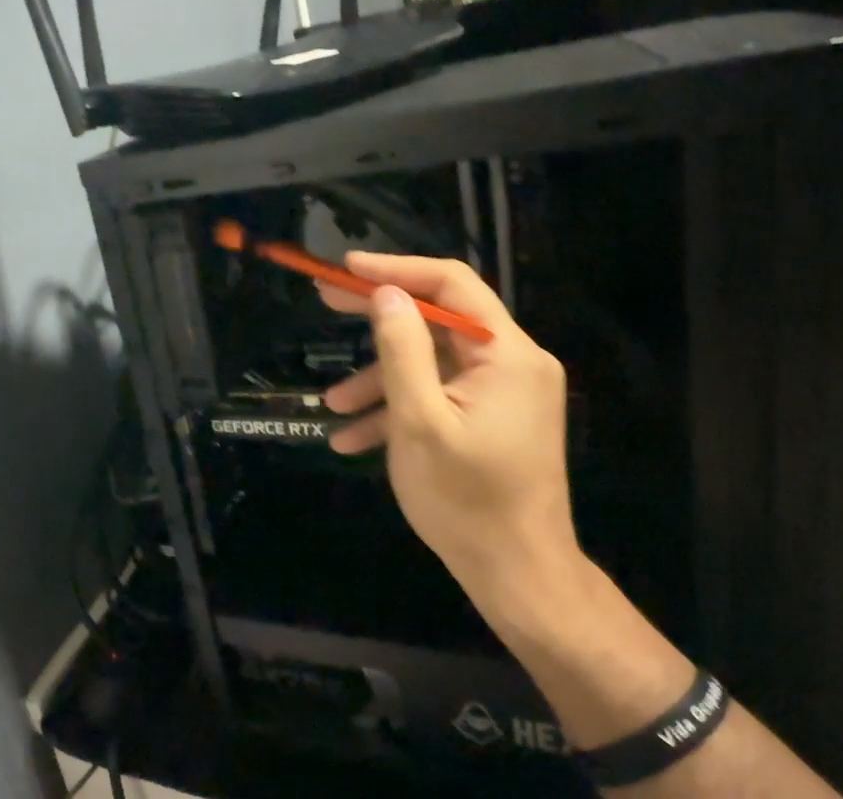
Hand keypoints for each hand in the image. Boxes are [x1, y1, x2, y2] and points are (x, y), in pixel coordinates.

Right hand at [319, 253, 580, 606]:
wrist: (517, 574)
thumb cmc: (467, 500)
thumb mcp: (420, 422)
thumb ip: (402, 351)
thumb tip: (385, 293)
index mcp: (507, 354)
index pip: (452, 285)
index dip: (397, 269)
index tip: (346, 268)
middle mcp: (513, 363)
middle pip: (438, 319)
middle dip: (379, 316)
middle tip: (325, 301)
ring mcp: (503, 393)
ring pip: (432, 363)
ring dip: (380, 379)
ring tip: (332, 404)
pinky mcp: (491, 418)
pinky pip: (440, 396)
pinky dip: (399, 409)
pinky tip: (355, 438)